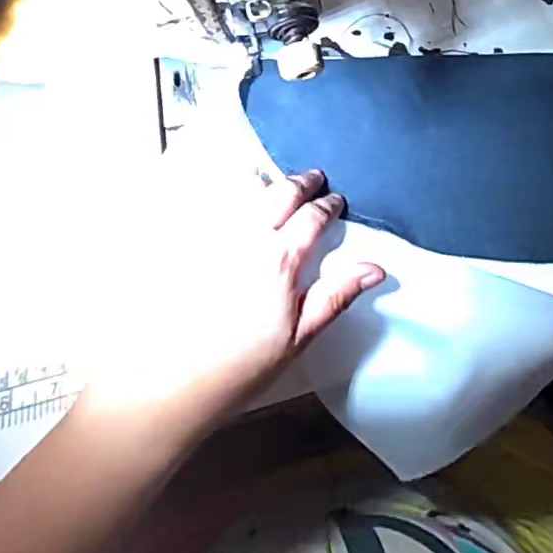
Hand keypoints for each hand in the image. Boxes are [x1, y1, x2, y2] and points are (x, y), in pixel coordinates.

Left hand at [84, 168, 382, 431]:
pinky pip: (213, 202)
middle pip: (281, 193)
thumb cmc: (243, 363)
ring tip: (274, 176)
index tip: (337, 200)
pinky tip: (232, 191)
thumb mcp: (300, 336)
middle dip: (302, 181)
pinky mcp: (191, 241)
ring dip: (266, 179)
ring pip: (245, 189)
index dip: (328, 205)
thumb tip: (374, 269)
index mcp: (280, 260)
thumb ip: (336, 296)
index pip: (312, 218)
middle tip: (314, 177)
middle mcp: (248, 237)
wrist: (178, 376)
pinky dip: (229, 189)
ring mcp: (216, 236)